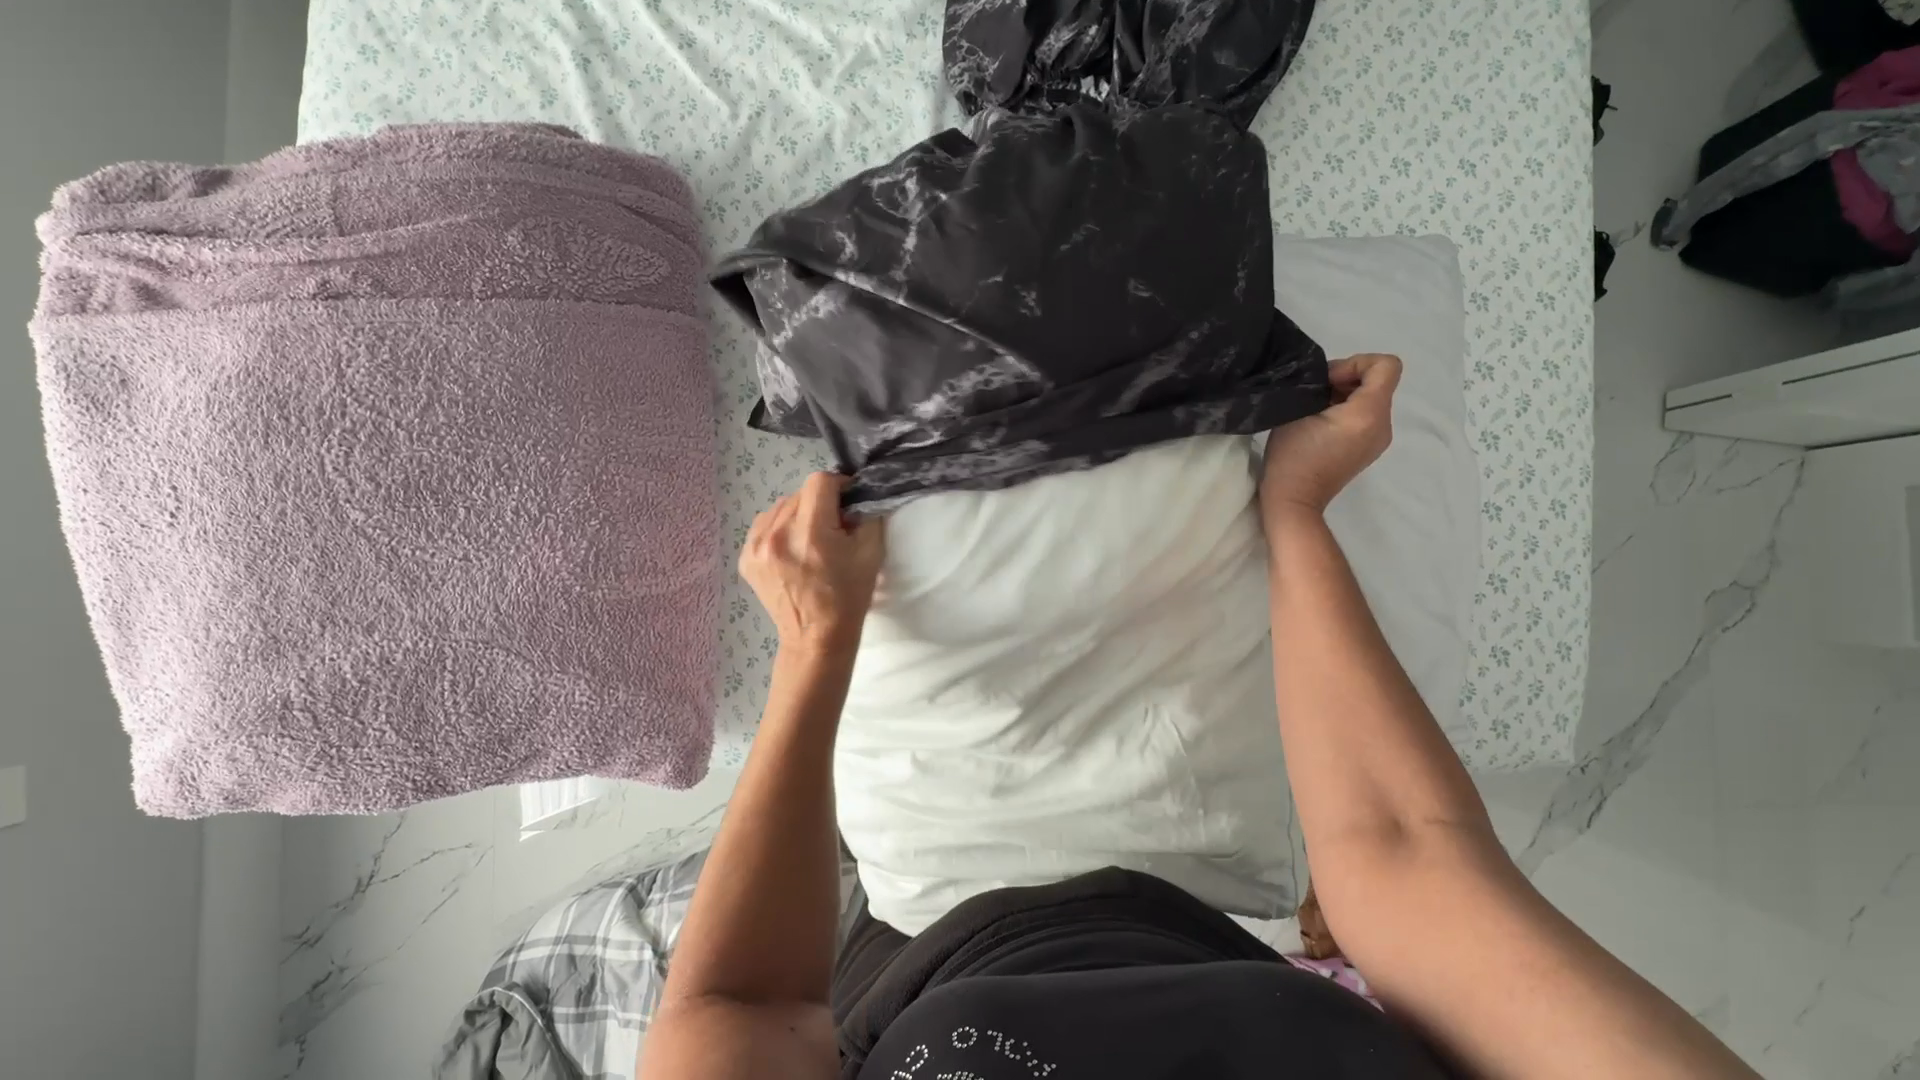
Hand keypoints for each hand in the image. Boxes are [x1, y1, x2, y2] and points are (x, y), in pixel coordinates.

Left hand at [739, 472, 885, 658]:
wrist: (816, 637)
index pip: (820, 482)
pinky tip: (793, 550)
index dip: (839, 487)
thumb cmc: (848, 596)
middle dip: (820, 504)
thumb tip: (855, 497)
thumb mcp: (872, 552)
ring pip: (780, 507)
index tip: (848, 504)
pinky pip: (765, 526)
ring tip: (811, 541)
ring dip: (798, 515)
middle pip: (800, 494)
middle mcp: (777, 534)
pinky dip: (780, 530)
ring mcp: (756, 547)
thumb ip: (866, 514)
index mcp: (810, 532)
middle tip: (834, 527)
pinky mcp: (745, 558)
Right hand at [1261, 353, 1400, 515]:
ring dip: (1346, 395)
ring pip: (1372, 399)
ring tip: (1315, 410)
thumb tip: (1326, 383)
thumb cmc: (1292, 455)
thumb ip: (1318, 386)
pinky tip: (1321, 425)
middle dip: (1348, 378)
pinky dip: (1348, 411)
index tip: (1327, 381)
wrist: (1294, 500)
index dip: (1355, 363)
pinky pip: (1367, 417)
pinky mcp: (1368, 450)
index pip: (1387, 365)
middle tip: (1315, 394)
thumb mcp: (1298, 410)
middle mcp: (1384, 425)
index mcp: (1369, 413)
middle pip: (1379, 381)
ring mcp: (1379, 439)